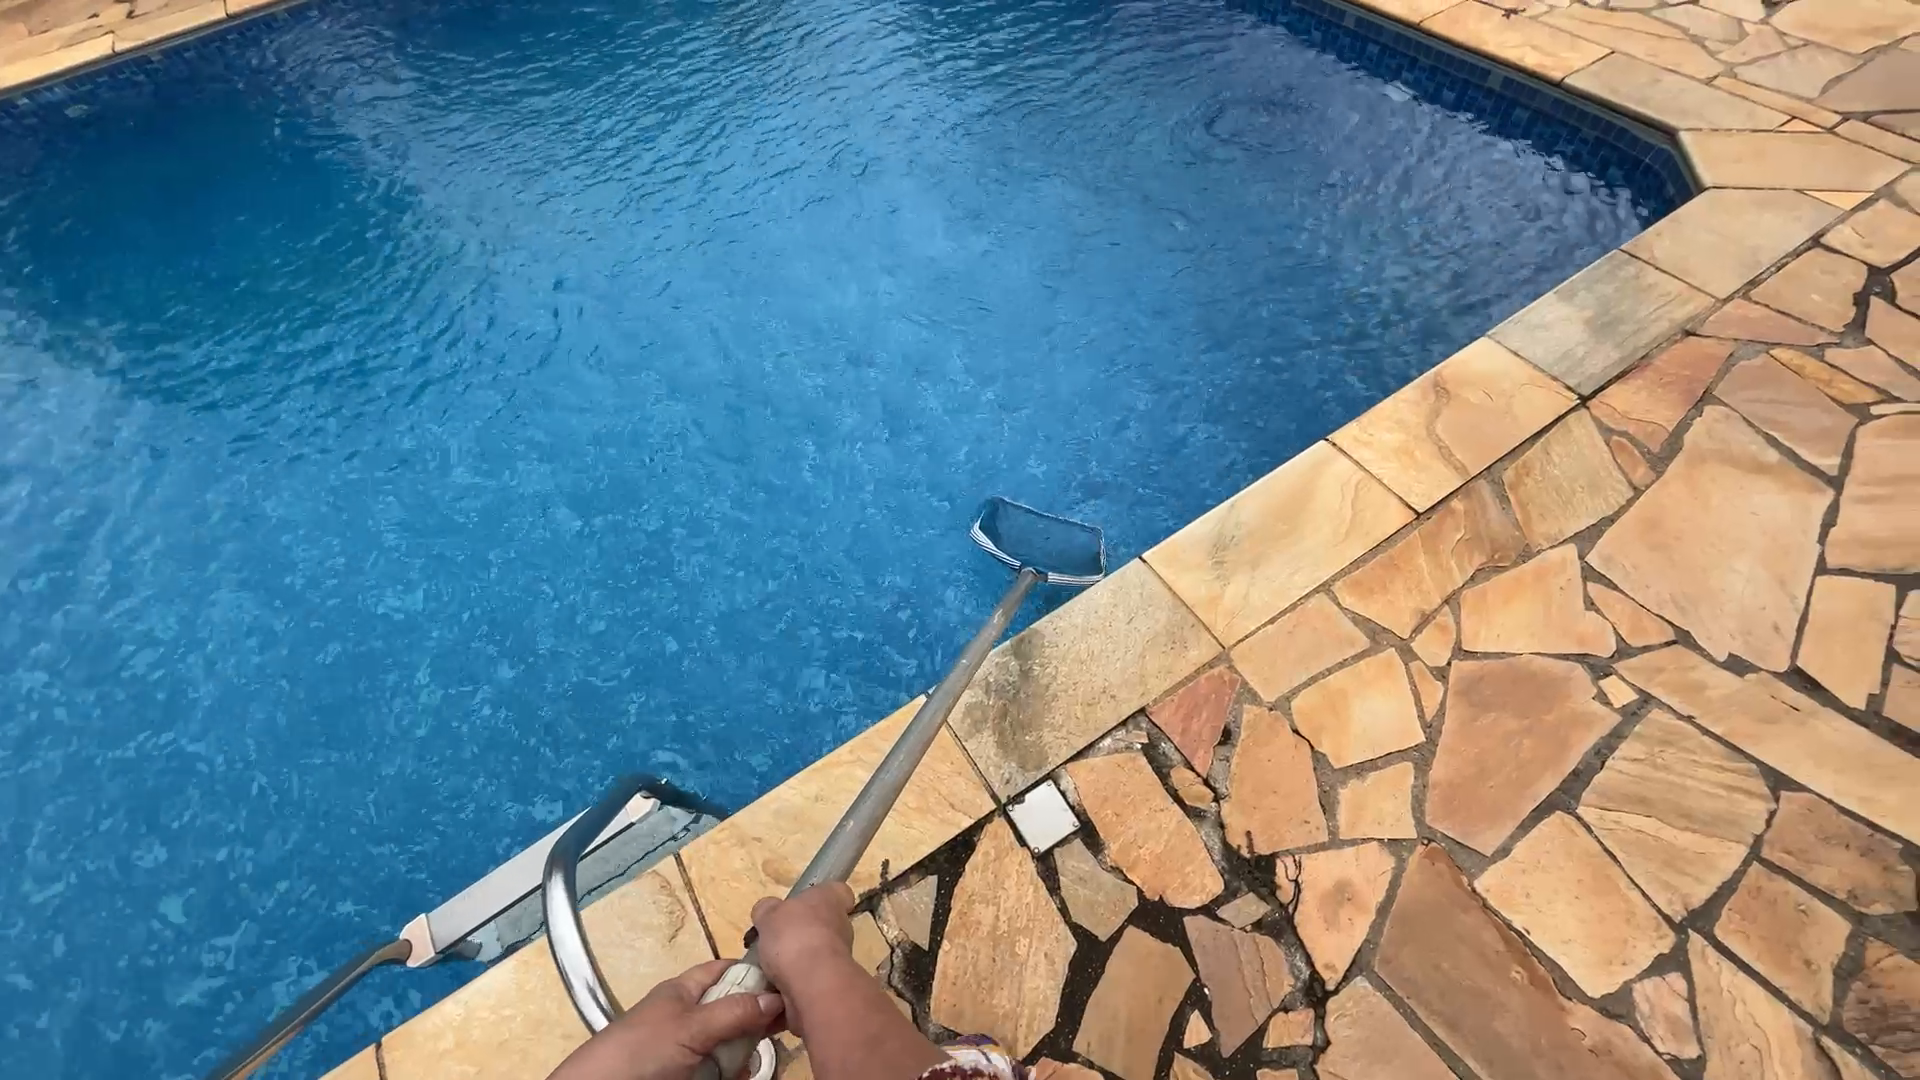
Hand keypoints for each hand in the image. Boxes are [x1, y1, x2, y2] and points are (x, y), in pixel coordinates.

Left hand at [545, 959, 784, 1079]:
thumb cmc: (641, 1053)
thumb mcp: (692, 1026)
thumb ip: (735, 1011)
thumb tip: (778, 998)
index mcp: (685, 992)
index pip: (726, 970)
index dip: (754, 972)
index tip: (786, 985)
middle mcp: (688, 1019)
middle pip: (734, 1013)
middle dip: (755, 1024)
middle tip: (777, 1034)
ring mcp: (686, 1054)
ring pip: (728, 1049)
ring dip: (744, 1058)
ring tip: (750, 1069)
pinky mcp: (687, 1078)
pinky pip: (717, 1073)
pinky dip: (731, 1076)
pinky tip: (741, 1078)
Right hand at [749, 882, 857, 991]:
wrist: (814, 982)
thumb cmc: (794, 935)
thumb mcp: (769, 914)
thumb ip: (767, 910)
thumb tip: (766, 909)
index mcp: (832, 897)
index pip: (837, 892)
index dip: (822, 898)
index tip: (803, 907)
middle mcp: (841, 923)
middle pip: (823, 924)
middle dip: (800, 934)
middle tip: (775, 942)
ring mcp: (840, 954)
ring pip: (816, 953)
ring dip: (797, 961)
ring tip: (769, 969)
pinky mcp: (833, 982)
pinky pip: (810, 978)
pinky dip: (795, 982)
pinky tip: (775, 987)